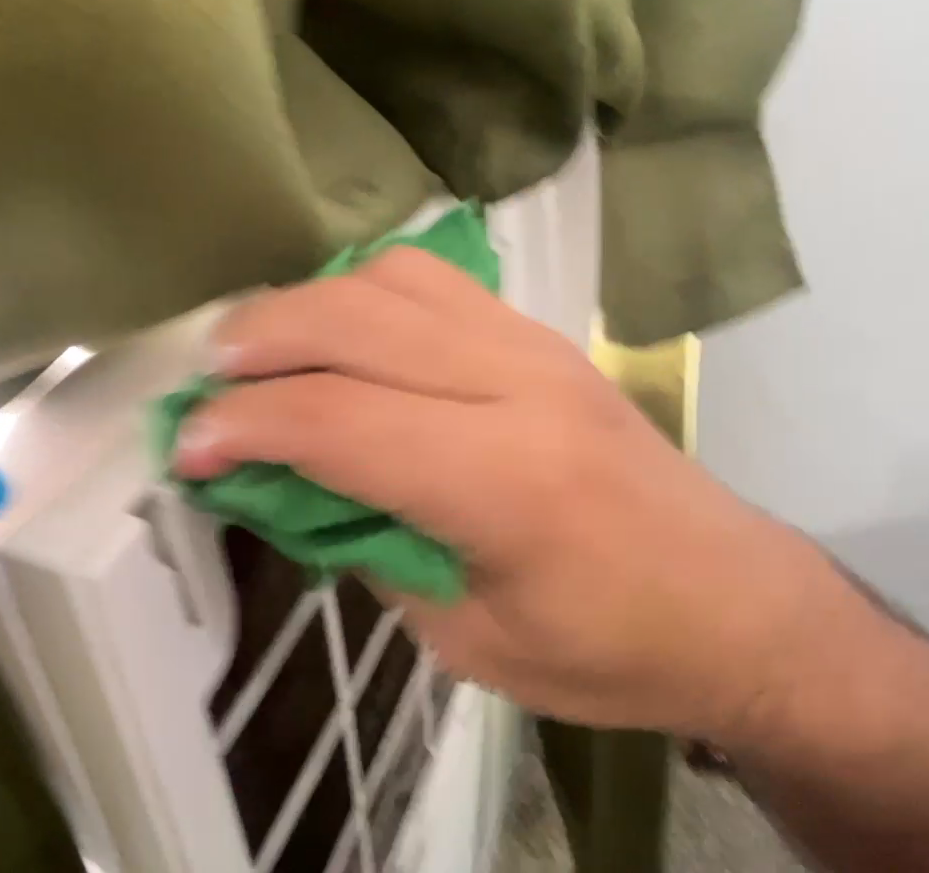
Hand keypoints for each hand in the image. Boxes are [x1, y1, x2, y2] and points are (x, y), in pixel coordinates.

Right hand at [171, 247, 867, 742]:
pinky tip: (335, 333)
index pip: (337, 422)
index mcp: (504, 483)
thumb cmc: (608, 651)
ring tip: (257, 352)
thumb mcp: (463, 640)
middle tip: (202, 384)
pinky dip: (360, 292)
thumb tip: (278, 484)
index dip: (242, 428)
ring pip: (388, 279)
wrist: (742, 609)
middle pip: (352, 321)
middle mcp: (516, 386)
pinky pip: (430, 279)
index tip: (186, 450)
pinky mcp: (539, 334)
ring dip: (304, 305)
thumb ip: (365, 547)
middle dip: (255, 342)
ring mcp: (533, 345)